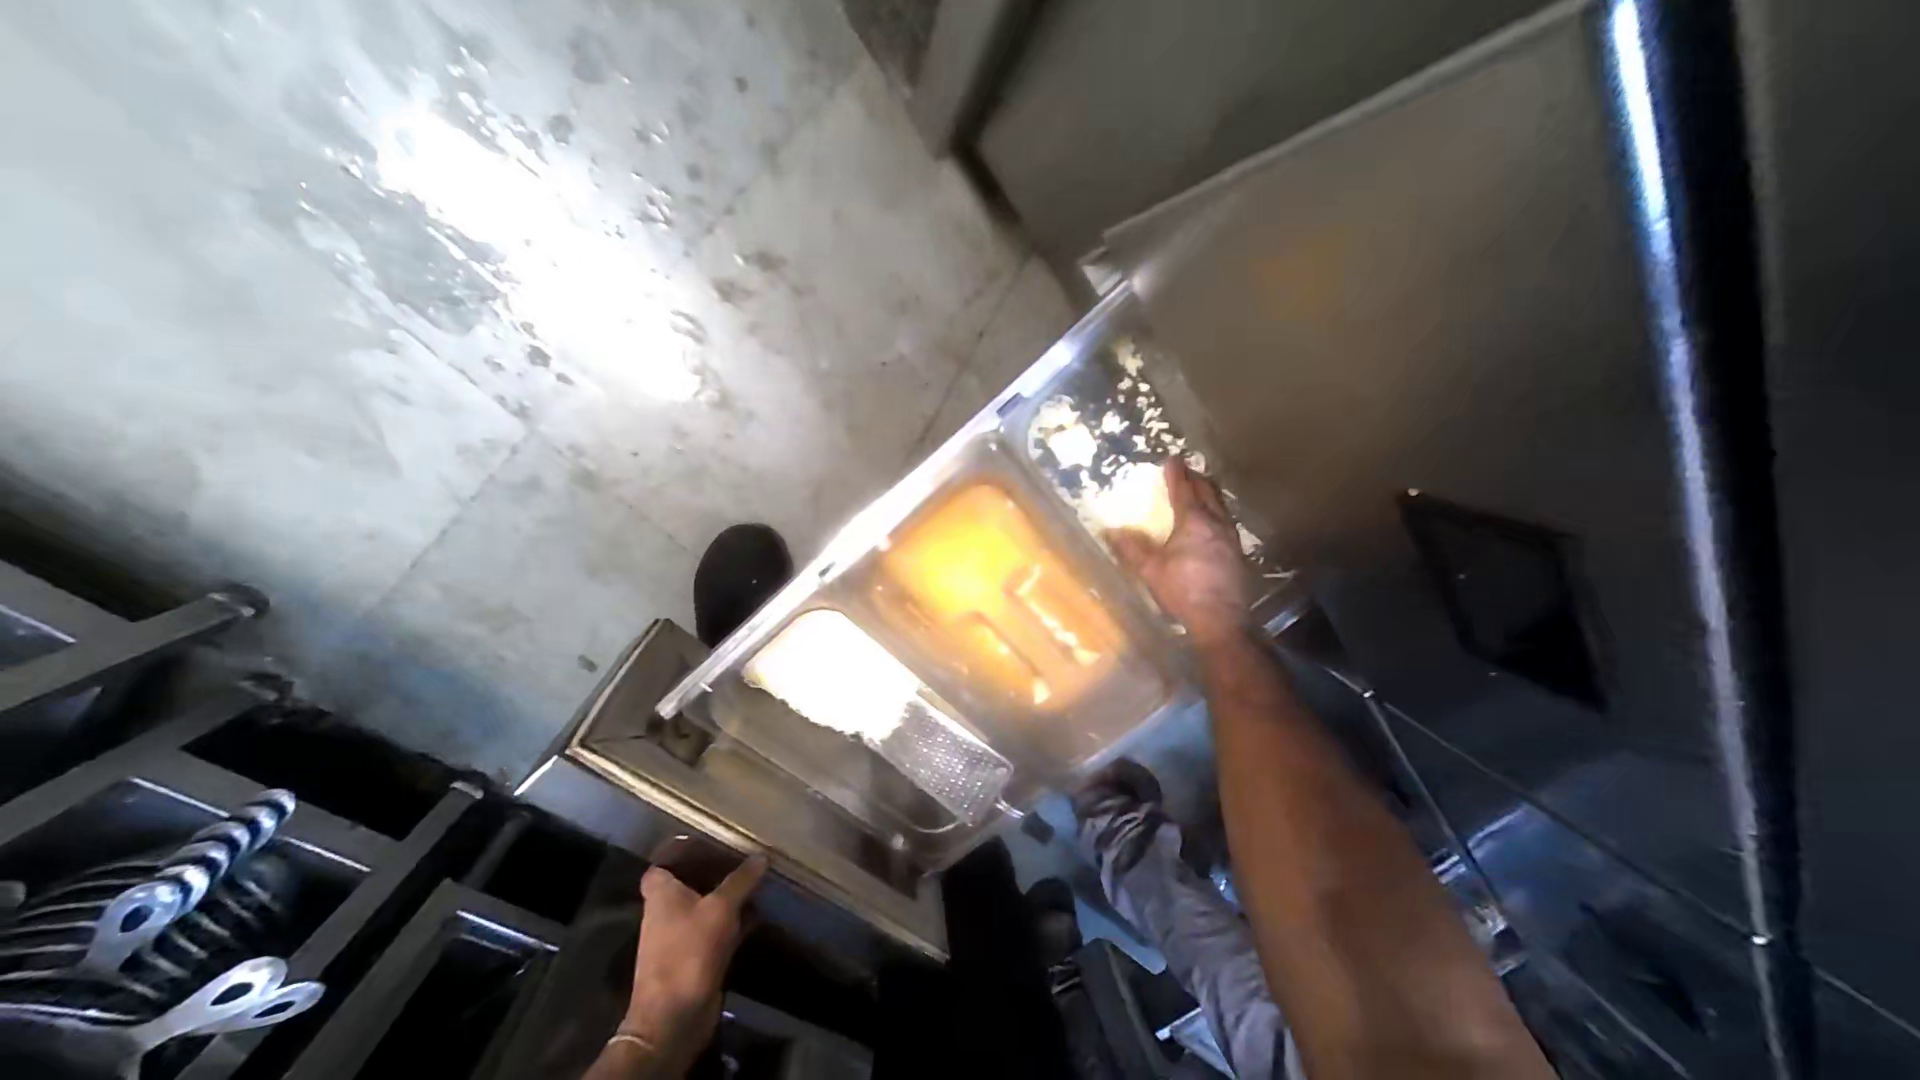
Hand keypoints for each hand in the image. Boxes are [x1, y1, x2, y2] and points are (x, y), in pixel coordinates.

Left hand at [619, 855, 767, 1074]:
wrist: (675, 1017)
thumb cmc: (689, 951)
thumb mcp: (720, 908)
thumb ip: (740, 880)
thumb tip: (761, 856)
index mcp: (661, 894)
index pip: (662, 865)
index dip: (680, 852)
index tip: (708, 840)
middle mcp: (667, 913)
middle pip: (690, 883)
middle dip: (714, 871)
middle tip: (743, 855)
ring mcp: (681, 937)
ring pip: (707, 907)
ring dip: (729, 898)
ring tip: (758, 879)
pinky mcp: (697, 958)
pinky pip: (719, 931)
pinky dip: (736, 922)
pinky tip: (760, 913)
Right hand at [1107, 458, 1251, 648]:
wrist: (1221, 619)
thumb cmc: (1184, 590)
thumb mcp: (1150, 570)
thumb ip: (1131, 548)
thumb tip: (1110, 531)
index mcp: (1194, 521)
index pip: (1184, 490)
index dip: (1176, 473)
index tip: (1172, 459)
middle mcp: (1216, 523)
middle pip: (1208, 492)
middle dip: (1196, 479)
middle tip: (1186, 471)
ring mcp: (1231, 538)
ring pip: (1221, 506)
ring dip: (1209, 494)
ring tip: (1200, 491)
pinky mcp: (1237, 553)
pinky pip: (1226, 522)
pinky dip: (1216, 513)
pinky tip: (1212, 523)